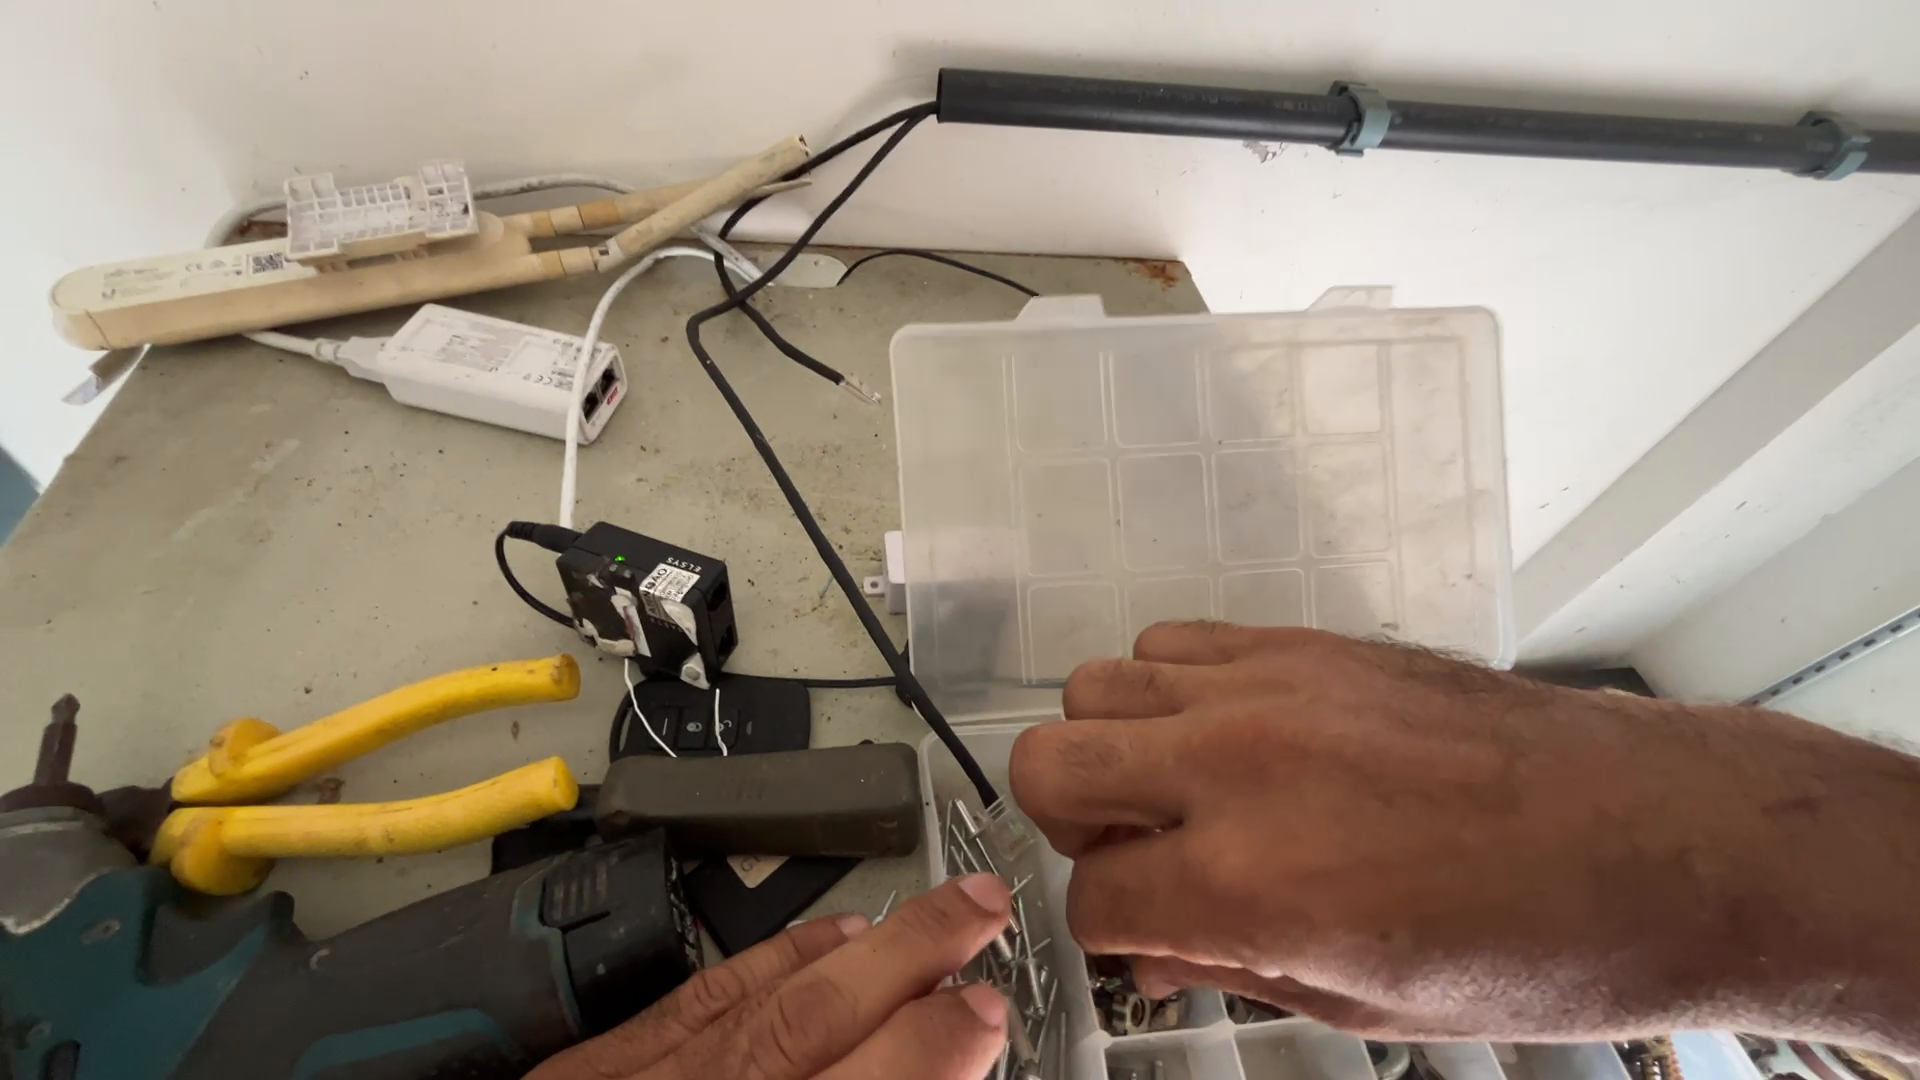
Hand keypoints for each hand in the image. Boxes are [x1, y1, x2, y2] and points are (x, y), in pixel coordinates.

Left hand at [529, 875, 1012, 1079]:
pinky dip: (778, 957)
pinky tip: (831, 935)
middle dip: (910, 959)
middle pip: (811, 1023)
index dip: (926, 1053)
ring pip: (764, 997)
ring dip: (861, 948)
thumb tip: (912, 1078)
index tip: (984, 1016)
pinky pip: (702, 994)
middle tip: (981, 910)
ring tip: (932, 912)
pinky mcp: (596, 1069)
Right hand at [1009, 622, 1919, 1051]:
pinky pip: (1165, 642)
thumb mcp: (1366, 1004)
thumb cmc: (1526, 947)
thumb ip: (1225, 968)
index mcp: (1247, 884)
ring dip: (1110, 744)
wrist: (1652, 830)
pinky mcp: (1290, 641)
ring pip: (1091, 687)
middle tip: (1133, 845)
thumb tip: (1147, 955)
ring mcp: (1255, 686)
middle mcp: (1227, 767)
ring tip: (1173, 779)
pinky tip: (1218, 725)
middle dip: (1066, 822)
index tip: (1143, 929)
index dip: (1107, 927)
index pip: (1091, 898)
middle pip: (1046, 765)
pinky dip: (1164, 688)